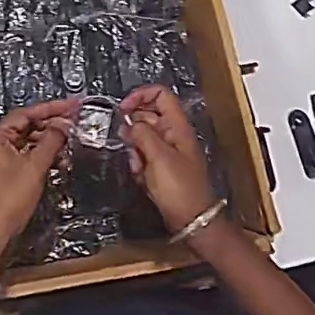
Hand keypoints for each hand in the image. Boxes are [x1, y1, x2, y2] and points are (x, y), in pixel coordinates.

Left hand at [0, 98, 75, 258]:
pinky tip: (57, 162)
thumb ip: (51, 141)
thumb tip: (64, 123)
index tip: (72, 105)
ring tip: (69, 143)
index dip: (50, 108)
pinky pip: (25, 158)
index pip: (25, 114)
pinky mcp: (4, 178)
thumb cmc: (9, 200)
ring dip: (48, 142)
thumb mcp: (34, 167)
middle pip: (26, 127)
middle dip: (51, 124)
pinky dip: (42, 157)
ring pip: (28, 143)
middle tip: (74, 122)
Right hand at [121, 85, 217, 233]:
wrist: (191, 220)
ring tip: (138, 166)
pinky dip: (139, 164)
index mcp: (177, 126)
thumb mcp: (158, 157)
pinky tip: (141, 177)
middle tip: (128, 144)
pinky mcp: (161, 166)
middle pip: (148, 116)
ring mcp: (168, 150)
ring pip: (143, 137)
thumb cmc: (179, 188)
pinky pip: (144, 156)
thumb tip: (130, 123)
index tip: (122, 108)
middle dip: (134, 129)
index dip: (140, 96)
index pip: (161, 95)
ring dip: (135, 149)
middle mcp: (173, 134)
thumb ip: (143, 135)